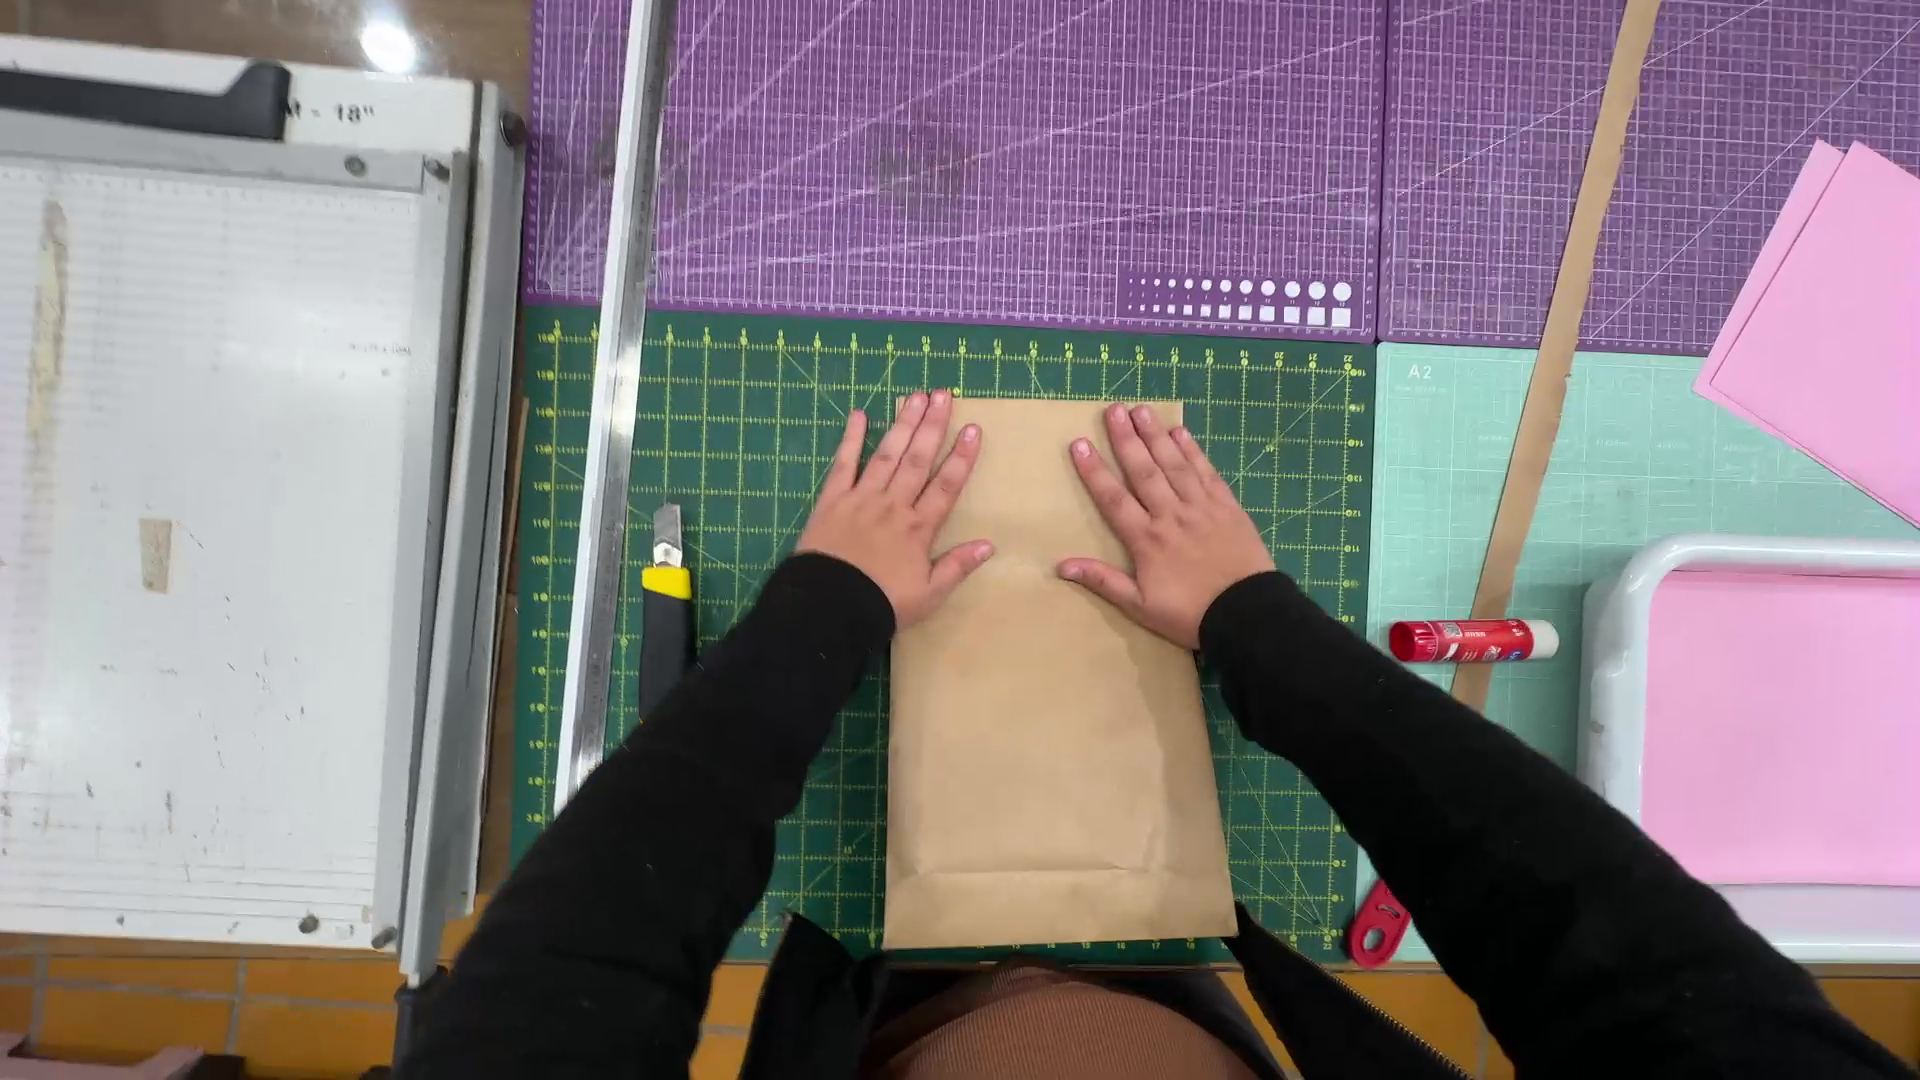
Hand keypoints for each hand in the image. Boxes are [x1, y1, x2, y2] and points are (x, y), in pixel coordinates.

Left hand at [797, 390, 993, 627]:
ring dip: (902, 424)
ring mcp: (862, 498)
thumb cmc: (881, 603)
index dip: (961, 457)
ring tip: (914, 396)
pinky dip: (851, 439)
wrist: (829, 607)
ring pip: (887, 454)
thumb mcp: (929, 594)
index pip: (946, 486)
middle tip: (943, 394)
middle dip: (932, 426)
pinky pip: (843, 464)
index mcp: (919, 528)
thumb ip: (957, 566)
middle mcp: (894, 505)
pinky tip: (859, 415)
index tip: (973, 429)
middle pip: (918, 459)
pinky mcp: (832, 500)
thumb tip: (989, 544)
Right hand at [1058, 403, 1274, 648]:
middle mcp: (1171, 515)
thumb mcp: (1140, 606)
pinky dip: (1193, 451)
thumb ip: (1103, 581)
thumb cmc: (1189, 614)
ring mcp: (1201, 508)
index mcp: (1146, 539)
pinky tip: (1181, 432)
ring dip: (1157, 435)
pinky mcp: (1228, 507)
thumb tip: (1062, 565)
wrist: (1248, 615)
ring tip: (1141, 409)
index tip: (1079, 444)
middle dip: (1126, 439)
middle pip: (1144, 471)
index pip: (1113, 499)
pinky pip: (1207, 472)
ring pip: (1175, 464)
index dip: (1094, 471)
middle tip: (1113, 409)